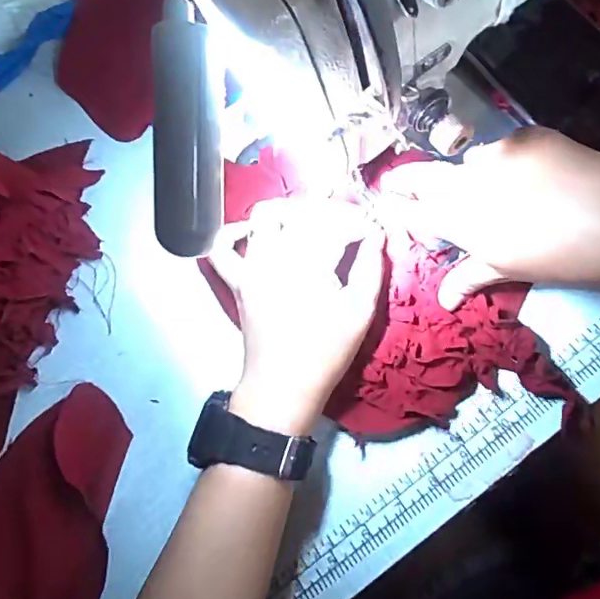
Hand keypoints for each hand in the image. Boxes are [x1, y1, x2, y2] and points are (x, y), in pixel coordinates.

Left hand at [208, 198, 384, 435]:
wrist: (283, 386)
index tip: (374, 230)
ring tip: (313, 222)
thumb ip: (371, 266)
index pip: (337, 223)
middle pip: (303, 212)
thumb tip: (377, 234)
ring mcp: (252, 266)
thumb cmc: (327, 351)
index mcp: (310, 263)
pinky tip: (253, 232)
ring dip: (292, 212)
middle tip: (351, 226)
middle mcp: (276, 256)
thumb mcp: (361, 310)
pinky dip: (233, 233)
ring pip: (266, 217)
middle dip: (332, 211)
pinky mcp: (238, 280)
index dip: (360, 222)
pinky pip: (222, 248)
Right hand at [379, 128, 599, 308]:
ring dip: (470, 175)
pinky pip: (502, 148)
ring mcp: (498, 153)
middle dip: (408, 180)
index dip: (398, 209)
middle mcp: (470, 183)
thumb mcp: (520, 271)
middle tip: (400, 184)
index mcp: (464, 224)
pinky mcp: (526, 134)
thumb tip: (444, 298)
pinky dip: (507, 163)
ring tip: (496, 192)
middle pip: (423, 174)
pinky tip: (532, 177)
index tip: (388, 204)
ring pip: (468, 162)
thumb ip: (474, 275)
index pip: (413, 212)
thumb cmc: (572, 258)